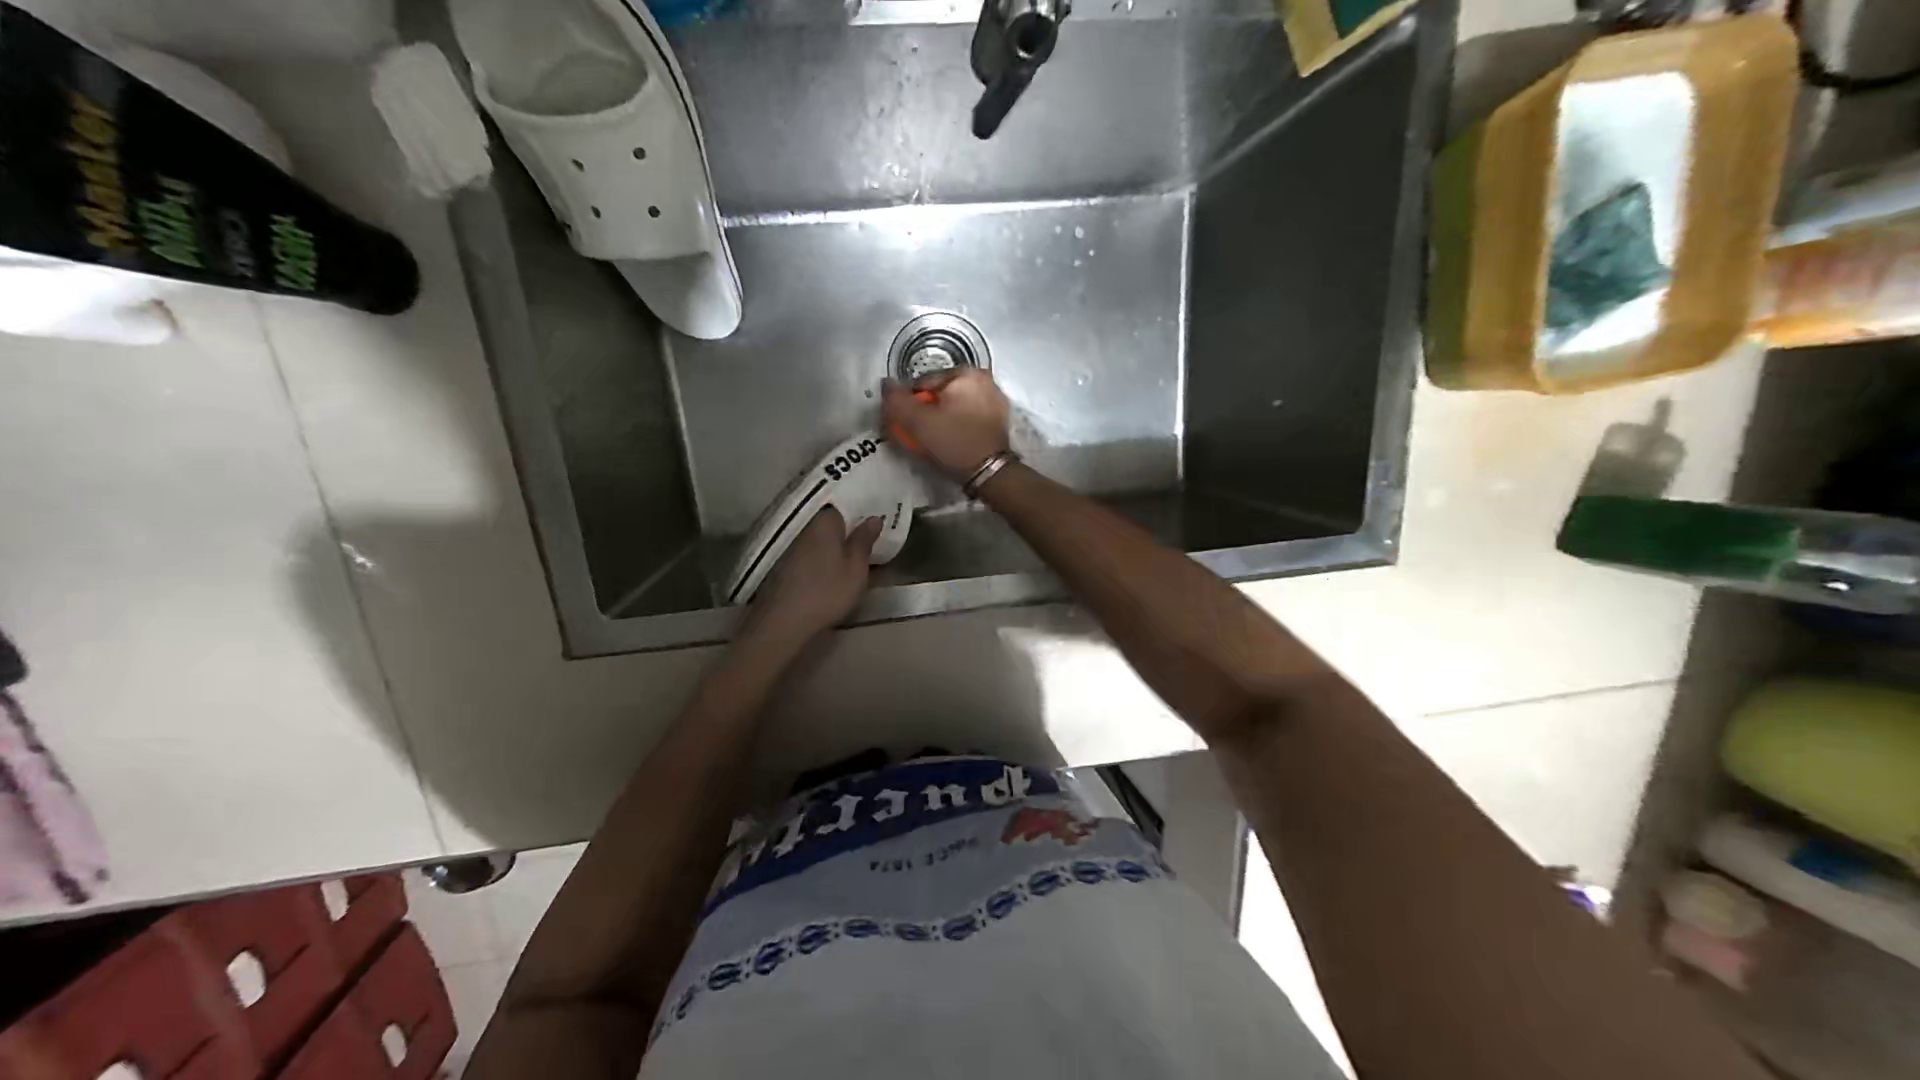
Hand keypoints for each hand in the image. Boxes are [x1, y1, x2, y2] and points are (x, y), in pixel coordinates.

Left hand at [742, 506, 882, 642]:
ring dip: (835, 546)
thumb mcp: (856, 568)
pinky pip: (810, 553)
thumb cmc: (827, 591)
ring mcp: (791, 546)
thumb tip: (874, 518)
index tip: (876, 522)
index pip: (844, 505)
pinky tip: (832, 571)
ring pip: (820, 539)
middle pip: (831, 523)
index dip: (861, 512)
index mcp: (824, 522)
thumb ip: (864, 540)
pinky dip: (822, 558)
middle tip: (870, 541)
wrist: (784, 621)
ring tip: (855, 557)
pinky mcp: (783, 565)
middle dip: (848, 530)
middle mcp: (804, 527)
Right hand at [882, 369, 1010, 479]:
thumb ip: (896, 401)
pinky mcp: (999, 419)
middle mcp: (984, 379)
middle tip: (918, 435)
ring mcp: (995, 399)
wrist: (990, 473)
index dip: (908, 404)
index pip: (922, 383)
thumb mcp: (918, 422)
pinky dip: (957, 425)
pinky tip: (951, 442)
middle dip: (926, 411)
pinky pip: (969, 416)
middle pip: (940, 394)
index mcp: (965, 373)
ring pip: (954, 405)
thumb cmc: (953, 442)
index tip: (905, 425)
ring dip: (940, 419)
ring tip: (933, 441)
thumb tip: (886, 383)